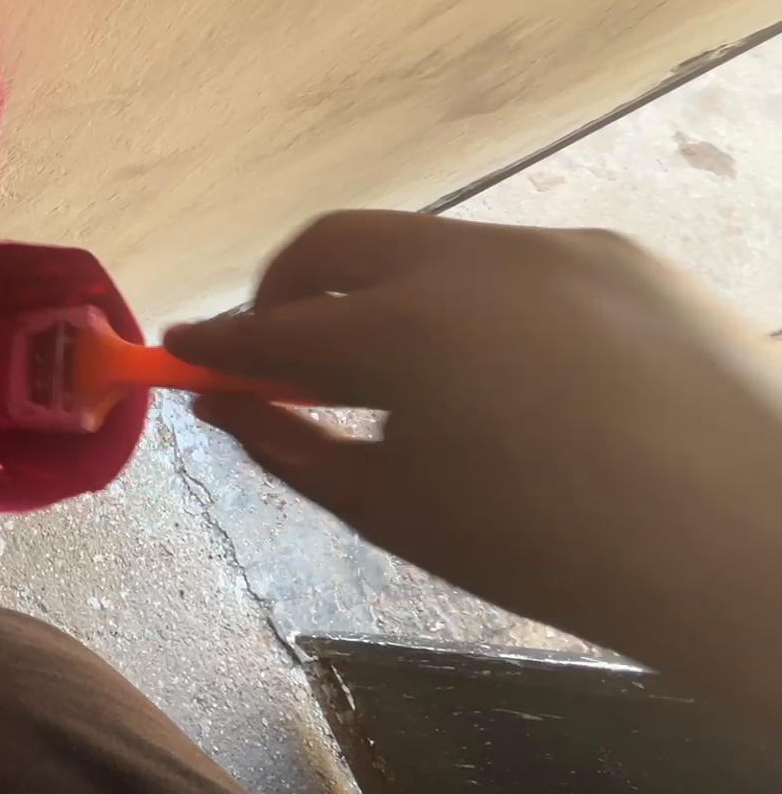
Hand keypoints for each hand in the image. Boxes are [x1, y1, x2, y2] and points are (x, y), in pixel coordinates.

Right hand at [165, 211, 781, 713]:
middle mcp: (473, 262)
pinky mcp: (616, 256)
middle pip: (330, 242)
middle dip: (282, 289)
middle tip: (276, 349)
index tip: (177, 349)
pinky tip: (484, 366)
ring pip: (411, 248)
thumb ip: (284, 444)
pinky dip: (449, 301)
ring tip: (388, 369)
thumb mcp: (387, 508)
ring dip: (368, 296)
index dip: (213, 342)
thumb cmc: (555, 551)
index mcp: (409, 331)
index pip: (270, 329)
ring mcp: (552, 249)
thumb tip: (220, 404)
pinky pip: (492, 263)